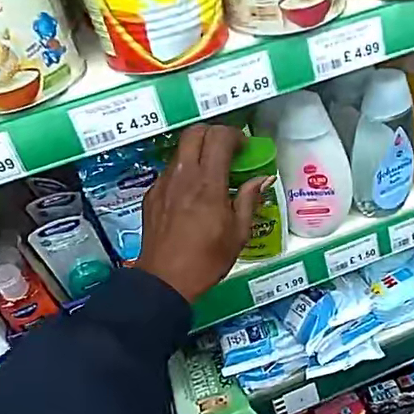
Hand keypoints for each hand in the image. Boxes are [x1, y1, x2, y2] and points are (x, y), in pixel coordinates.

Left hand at [136, 125, 269, 302]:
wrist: (165, 280)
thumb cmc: (207, 260)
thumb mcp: (238, 233)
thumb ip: (249, 199)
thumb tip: (262, 178)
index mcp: (208, 184)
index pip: (219, 138)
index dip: (234, 135)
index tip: (244, 147)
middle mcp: (183, 176)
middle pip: (195, 132)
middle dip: (213, 133)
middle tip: (227, 150)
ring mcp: (163, 184)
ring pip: (180, 151)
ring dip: (198, 152)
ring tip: (211, 173)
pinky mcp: (151, 195)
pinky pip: (170, 172)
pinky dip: (184, 172)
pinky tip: (192, 195)